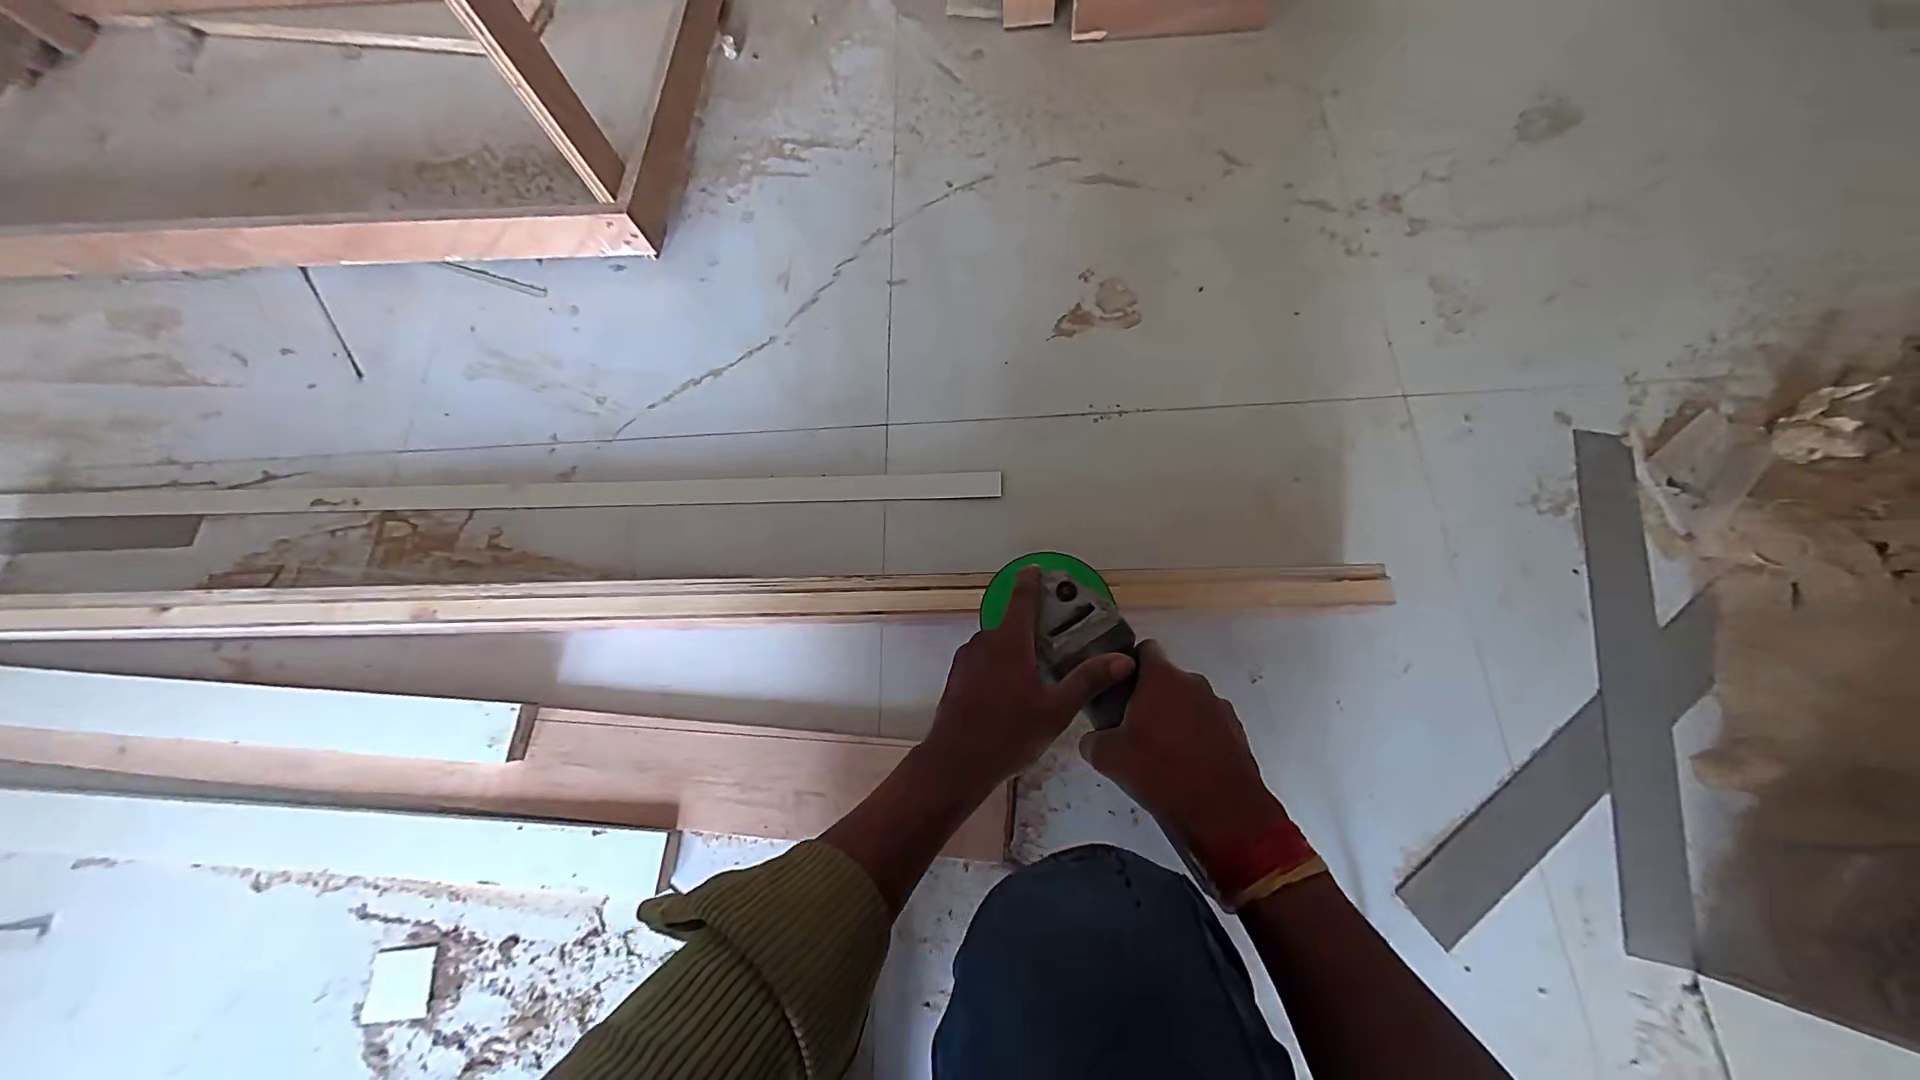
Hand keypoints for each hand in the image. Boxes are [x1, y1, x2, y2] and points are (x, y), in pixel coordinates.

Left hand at [919, 565, 1135, 791]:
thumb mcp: (1056, 710)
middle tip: (1057, 637)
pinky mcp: (957, 676)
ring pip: (997, 644)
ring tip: (1039, 670)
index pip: (1022, 599)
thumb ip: (1088, 680)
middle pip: (1011, 623)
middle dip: (1032, 625)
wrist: (956, 762)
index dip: (1031, 582)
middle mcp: (984, 642)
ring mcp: (966, 659)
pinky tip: (1012, 690)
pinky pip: (984, 660)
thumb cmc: (1008, 733)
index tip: (1037, 570)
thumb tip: (1123, 660)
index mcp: (1008, 642)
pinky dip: (999, 664)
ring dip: (1015, 648)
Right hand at [1078, 640, 1289, 856]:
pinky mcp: (1236, 732)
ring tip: (1161, 752)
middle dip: (1149, 698)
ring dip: (1174, 718)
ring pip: (1188, 703)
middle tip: (1131, 727)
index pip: (1144, 649)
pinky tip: (1186, 766)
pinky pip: (1207, 725)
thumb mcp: (1108, 758)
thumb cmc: (1160, 772)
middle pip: (1166, 680)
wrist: (1223, 812)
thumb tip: (1092, 740)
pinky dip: (1195, 737)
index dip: (1128, 664)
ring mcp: (1219, 707)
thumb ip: (1093, 740)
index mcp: (1161, 678)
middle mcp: (1194, 683)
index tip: (1117, 687)